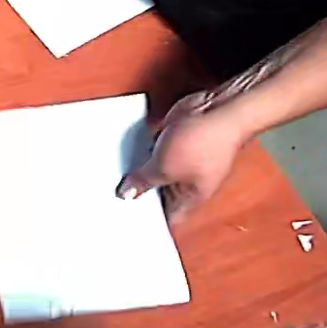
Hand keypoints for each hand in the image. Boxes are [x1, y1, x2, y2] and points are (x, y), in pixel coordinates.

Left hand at [116, 88, 255, 220]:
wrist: (216, 107)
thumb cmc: (203, 143)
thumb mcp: (165, 168)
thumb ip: (144, 181)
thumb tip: (127, 194)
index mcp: (190, 196)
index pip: (168, 217)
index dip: (147, 220)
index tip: (124, 220)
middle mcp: (186, 180)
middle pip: (156, 192)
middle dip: (136, 192)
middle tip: (110, 195)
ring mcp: (181, 159)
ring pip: (152, 169)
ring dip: (135, 168)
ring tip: (109, 175)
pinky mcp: (174, 139)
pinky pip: (151, 148)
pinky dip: (138, 148)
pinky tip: (118, 151)